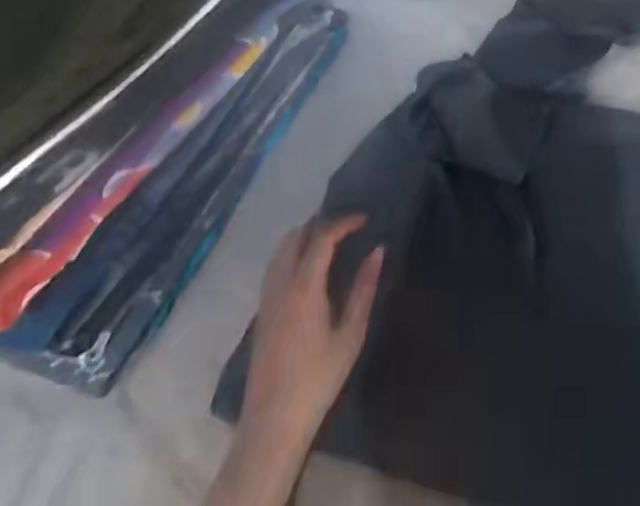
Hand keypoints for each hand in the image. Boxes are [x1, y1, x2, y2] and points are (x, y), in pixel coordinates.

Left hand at [243, 215, 384, 441]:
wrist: (273, 420)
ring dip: (305, 236)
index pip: (322, 237)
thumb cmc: (319, 378)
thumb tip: (378, 250)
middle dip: (322, 223)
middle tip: (349, 228)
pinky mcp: (262, 310)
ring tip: (333, 242)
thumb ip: (364, 288)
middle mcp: (280, 284)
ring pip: (281, 249)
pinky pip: (275, 265)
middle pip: (296, 236)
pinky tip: (311, 268)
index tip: (365, 220)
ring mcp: (267, 296)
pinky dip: (293, 252)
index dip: (344, 222)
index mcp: (304, 286)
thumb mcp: (351, 334)